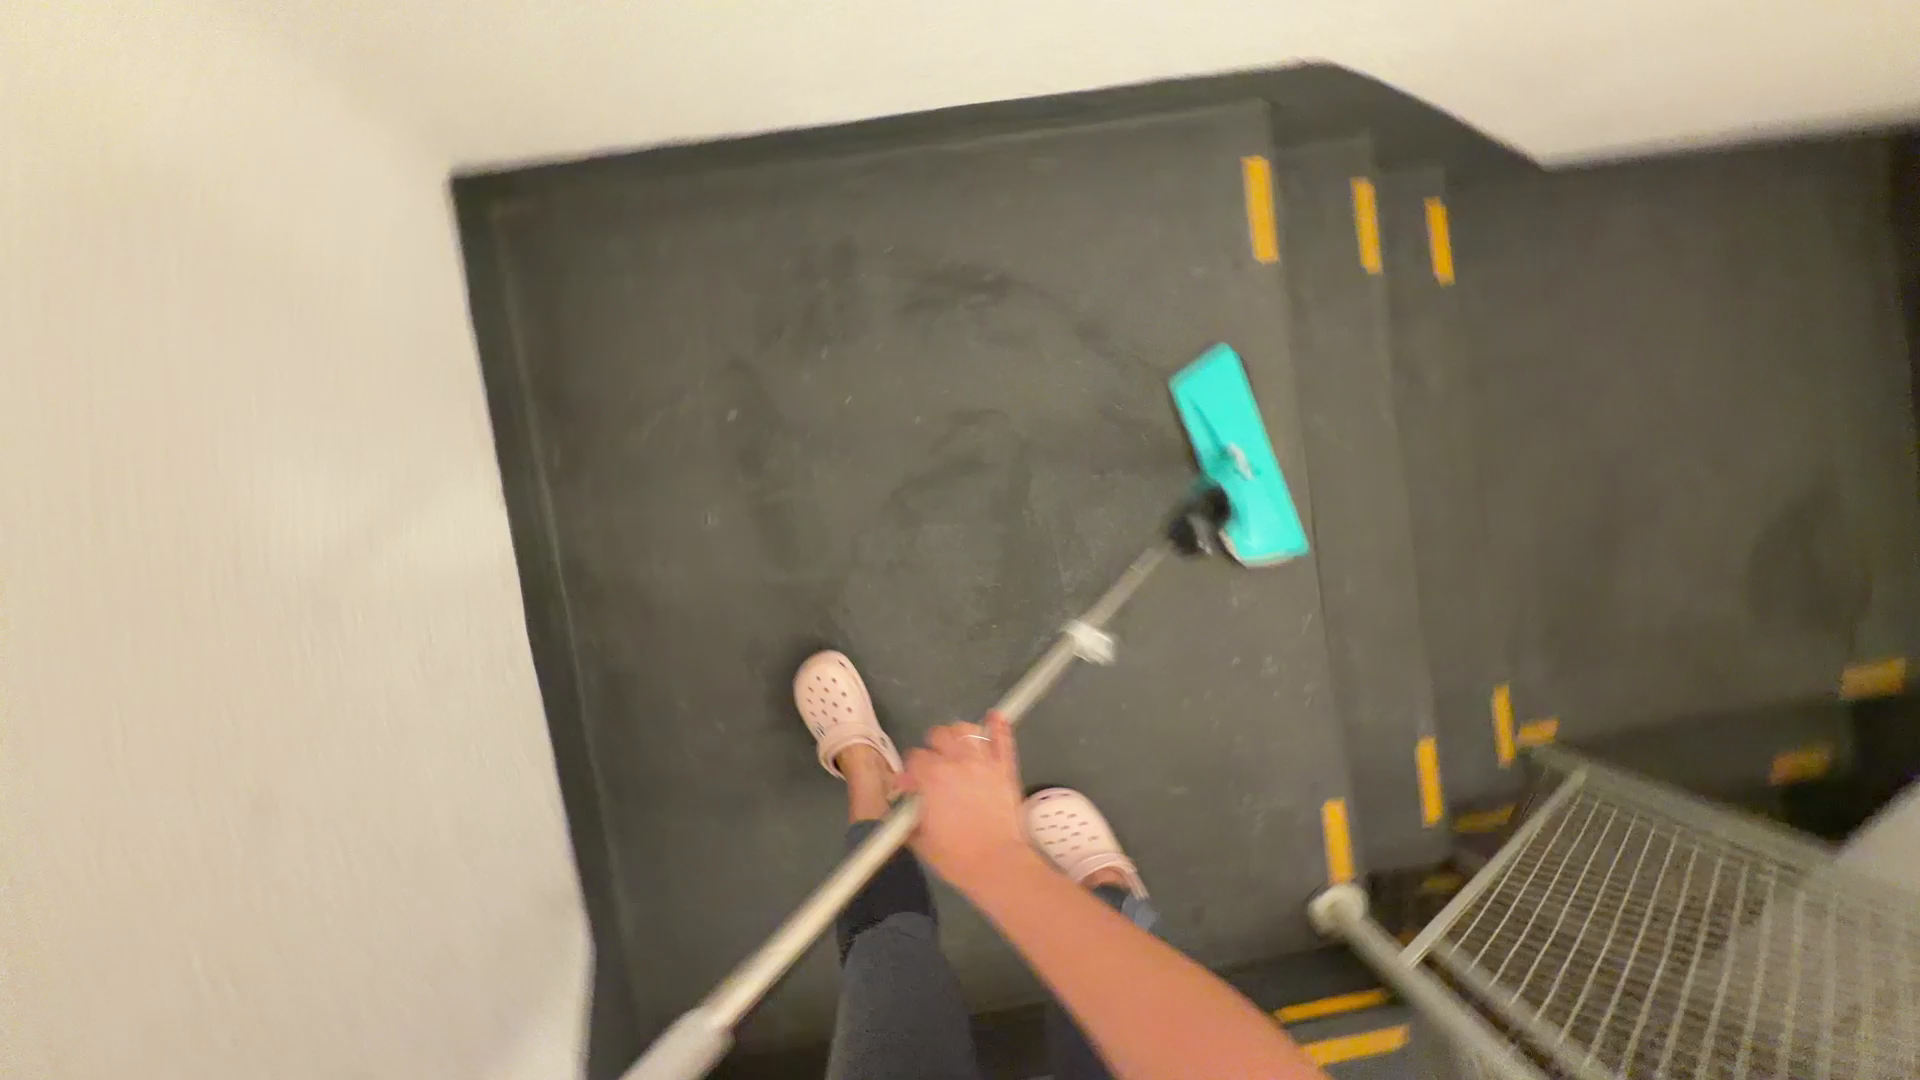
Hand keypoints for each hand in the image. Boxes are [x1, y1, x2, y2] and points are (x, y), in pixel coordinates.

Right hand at [900, 712, 1034, 892]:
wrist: (997, 863)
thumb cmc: (956, 856)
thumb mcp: (921, 840)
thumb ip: (908, 818)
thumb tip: (904, 808)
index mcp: (932, 778)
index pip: (914, 758)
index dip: (910, 772)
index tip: (911, 785)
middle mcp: (957, 762)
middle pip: (939, 735)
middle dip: (932, 747)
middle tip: (933, 764)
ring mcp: (984, 762)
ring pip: (968, 730)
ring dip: (959, 734)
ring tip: (957, 745)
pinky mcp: (1005, 769)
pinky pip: (1003, 740)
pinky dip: (1000, 726)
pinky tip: (995, 716)